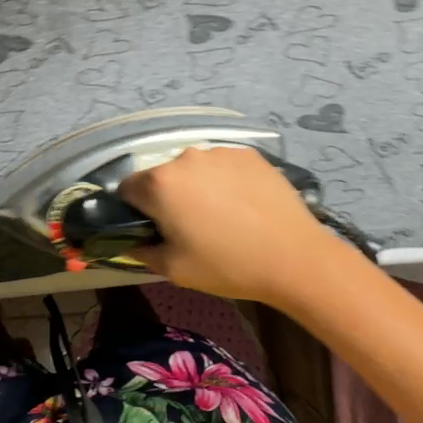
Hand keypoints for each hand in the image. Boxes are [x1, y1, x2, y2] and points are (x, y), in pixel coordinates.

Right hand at [119, 146, 350, 308]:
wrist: (295, 258)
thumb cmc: (228, 265)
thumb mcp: (175, 270)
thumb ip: (142, 252)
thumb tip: (131, 242)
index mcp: (160, 183)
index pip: (128, 188)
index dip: (135, 209)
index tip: (153, 228)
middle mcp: (184, 158)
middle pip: (162, 175)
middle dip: (168, 197)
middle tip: (190, 226)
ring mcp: (218, 152)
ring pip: (194, 169)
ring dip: (198, 186)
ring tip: (223, 216)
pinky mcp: (247, 153)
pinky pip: (223, 165)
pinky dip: (226, 181)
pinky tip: (244, 205)